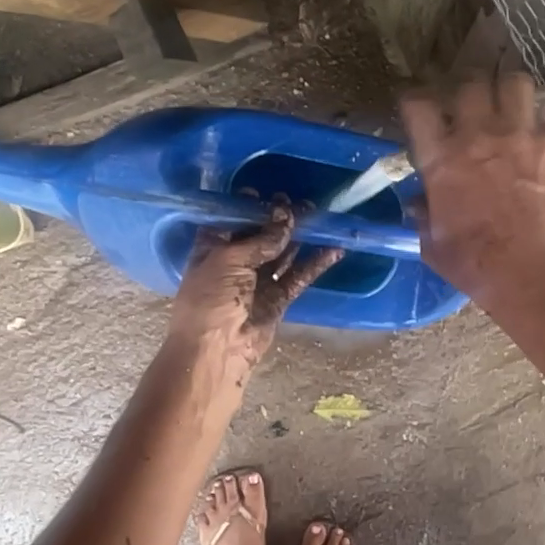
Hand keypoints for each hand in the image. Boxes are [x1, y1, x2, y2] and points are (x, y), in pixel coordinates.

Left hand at [168, 206, 342, 377]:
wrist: (215, 351)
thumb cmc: (210, 299)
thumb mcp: (229, 259)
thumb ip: (261, 238)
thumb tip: (286, 215)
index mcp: (211, 248)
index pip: (232, 220)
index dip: (250, 206)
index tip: (270, 194)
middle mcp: (233, 263)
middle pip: (260, 235)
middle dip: (279, 219)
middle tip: (300, 202)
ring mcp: (256, 283)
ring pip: (281, 255)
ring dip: (299, 237)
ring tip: (320, 216)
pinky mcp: (276, 301)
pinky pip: (297, 278)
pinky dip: (315, 264)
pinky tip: (334, 249)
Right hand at [400, 75, 544, 313]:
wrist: (533, 274)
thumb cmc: (476, 266)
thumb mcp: (434, 246)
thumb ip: (424, 216)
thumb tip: (418, 202)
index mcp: (441, 160)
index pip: (418, 105)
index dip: (417, 102)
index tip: (421, 109)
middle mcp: (478, 135)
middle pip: (469, 83)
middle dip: (468, 92)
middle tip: (472, 108)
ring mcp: (521, 134)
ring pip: (513, 82)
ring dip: (509, 93)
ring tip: (511, 108)